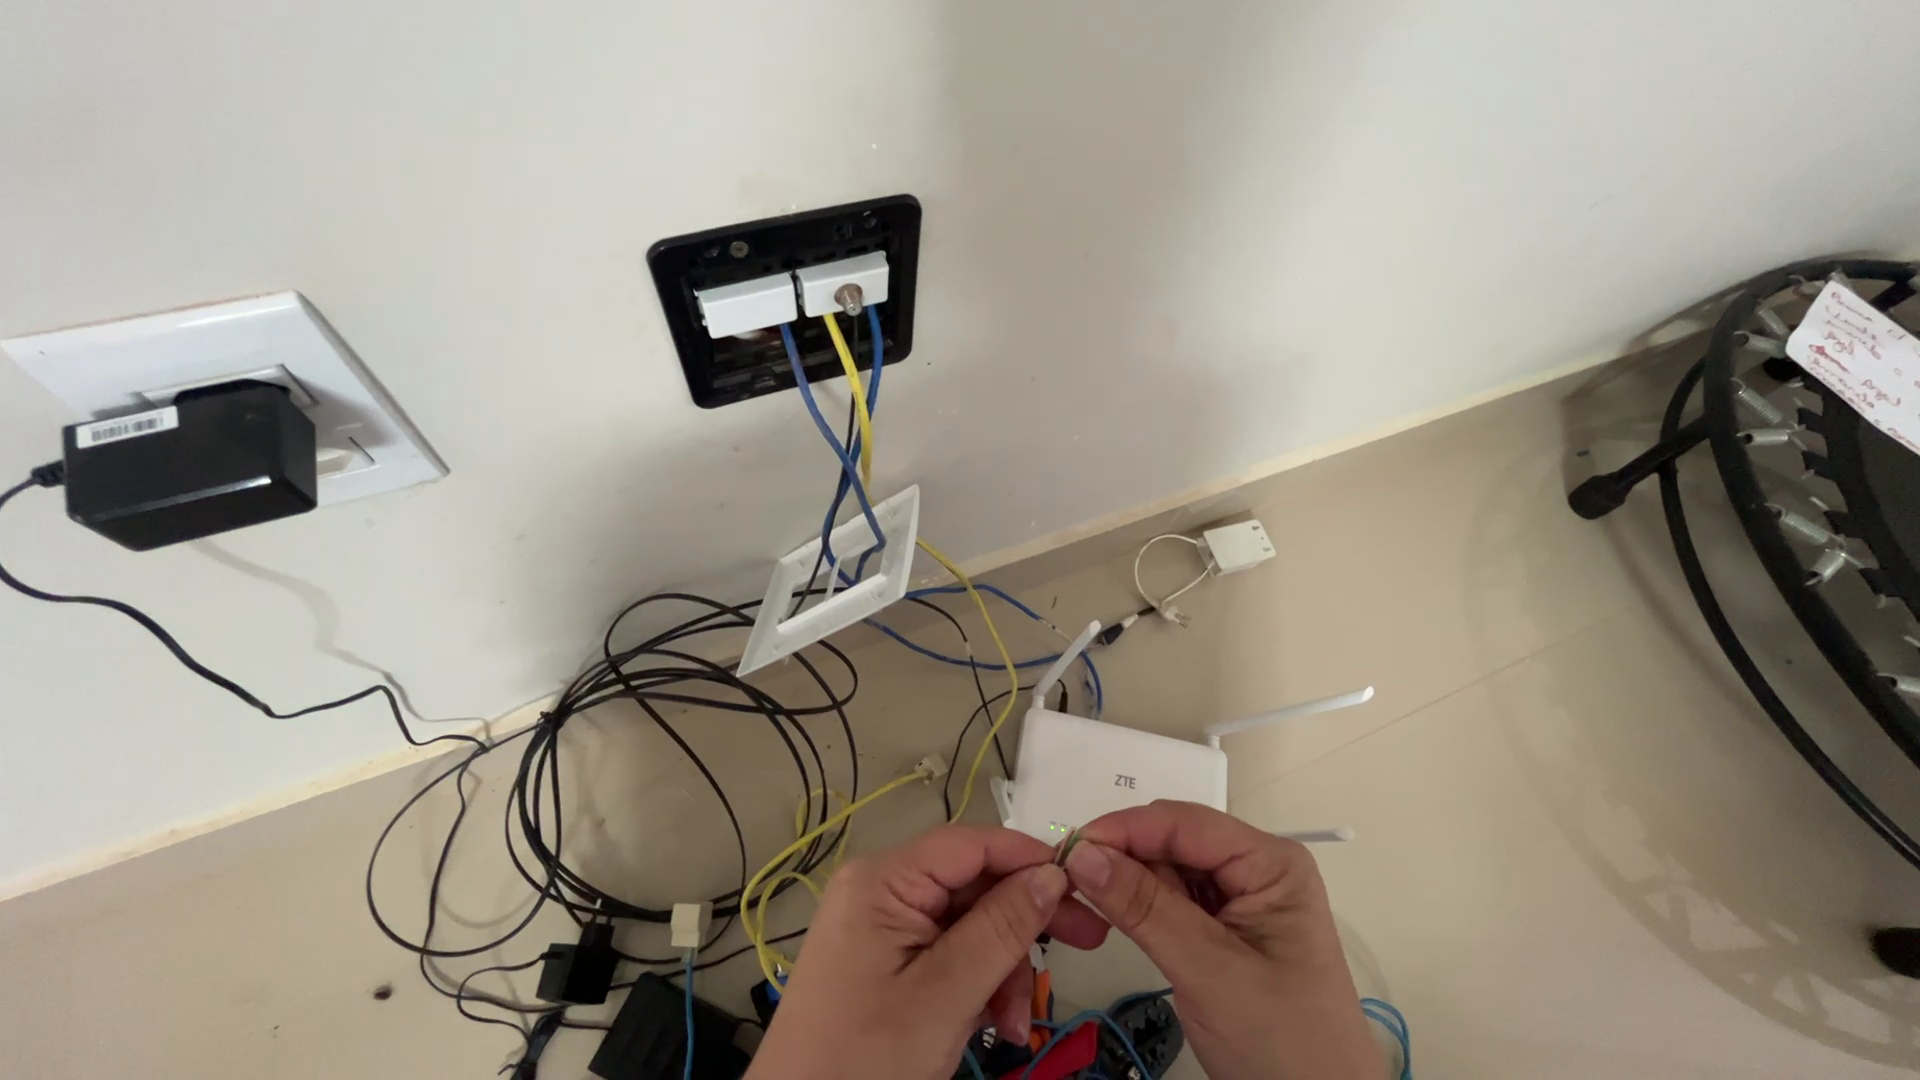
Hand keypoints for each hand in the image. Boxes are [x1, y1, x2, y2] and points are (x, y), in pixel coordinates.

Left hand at [746, 824, 1108, 1079]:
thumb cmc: (866, 1057)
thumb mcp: (944, 994)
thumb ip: (1001, 929)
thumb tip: (1052, 873)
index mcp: (883, 879)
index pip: (969, 844)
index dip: (1027, 857)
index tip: (1082, 883)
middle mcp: (881, 889)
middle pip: (972, 884)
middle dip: (1022, 923)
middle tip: (1084, 942)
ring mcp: (883, 925)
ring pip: (967, 923)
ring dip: (1001, 967)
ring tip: (1013, 1022)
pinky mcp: (887, 958)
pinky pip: (948, 952)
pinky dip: (977, 983)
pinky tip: (991, 1024)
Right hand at [1063, 800, 1379, 1079]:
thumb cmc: (1283, 1043)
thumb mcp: (1211, 972)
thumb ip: (1145, 908)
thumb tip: (1081, 854)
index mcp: (1269, 861)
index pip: (1184, 822)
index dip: (1125, 828)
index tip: (1068, 850)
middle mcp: (1252, 866)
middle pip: (1171, 839)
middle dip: (1120, 853)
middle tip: (1065, 877)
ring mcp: (1235, 896)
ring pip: (1163, 867)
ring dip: (1122, 879)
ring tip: (1079, 895)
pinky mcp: (1217, 925)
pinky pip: (1166, 897)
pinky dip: (1134, 903)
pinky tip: (1109, 913)